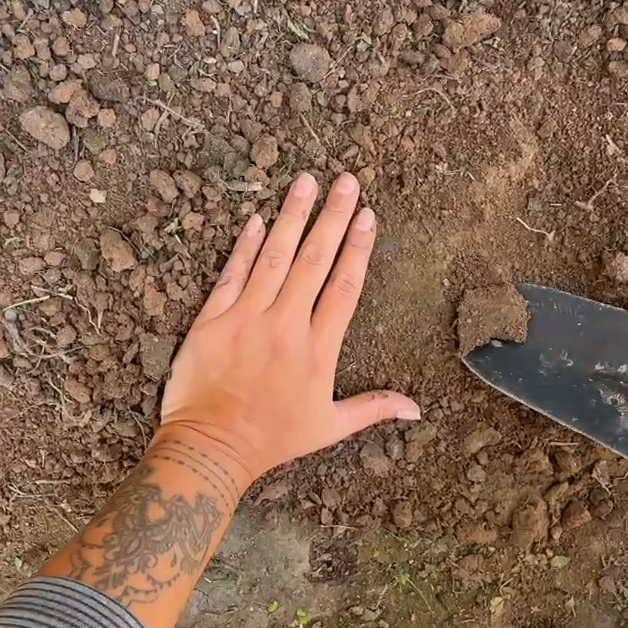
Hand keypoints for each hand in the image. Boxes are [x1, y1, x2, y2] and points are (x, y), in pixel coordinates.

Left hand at [155, 172, 419, 485]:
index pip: (344, 287)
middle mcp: (285, 325)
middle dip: (332, 217)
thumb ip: (372, 408)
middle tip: (345, 180)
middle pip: (314, 260)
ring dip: (291, 217)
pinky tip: (255, 218)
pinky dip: (244, 245)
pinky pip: (232, 274)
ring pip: (273, 257)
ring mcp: (247, 318)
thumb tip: (416, 409)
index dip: (358, 248)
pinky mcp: (212, 320)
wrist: (210, 447)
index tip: (368, 216)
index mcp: (317, 349)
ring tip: (305, 181)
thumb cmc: (272, 440)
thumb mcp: (329, 427)